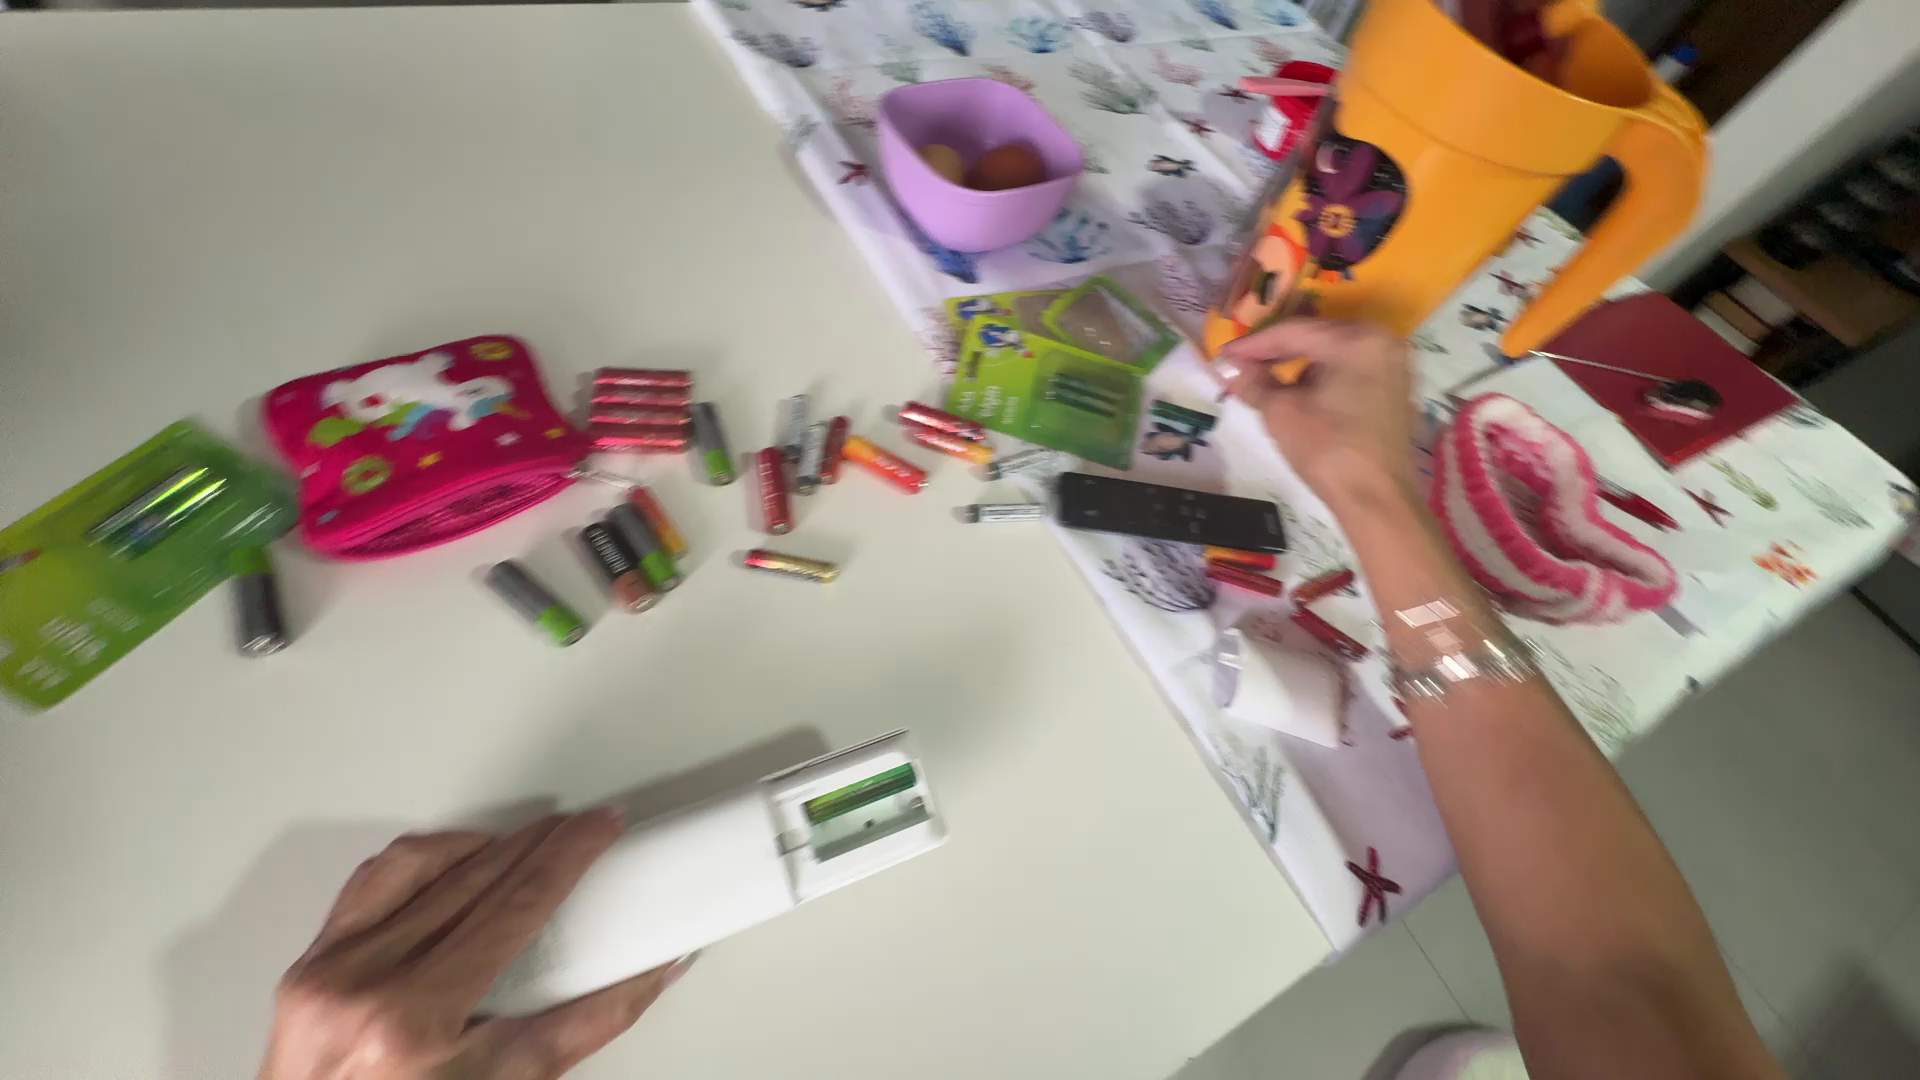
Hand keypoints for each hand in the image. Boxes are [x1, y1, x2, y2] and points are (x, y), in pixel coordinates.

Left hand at [259, 809, 691, 1079]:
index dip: (572, 853)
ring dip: (493, 843)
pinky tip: (466, 860)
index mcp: (416, 1019)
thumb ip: (593, 1022)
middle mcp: (365, 984)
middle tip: (590, 824)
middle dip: (547, 838)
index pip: (519, 903)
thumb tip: (663, 968)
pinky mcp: (308, 962)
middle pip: (483, 874)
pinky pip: (379, 875)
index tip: (607, 821)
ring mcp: (327, 970)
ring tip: (533, 844)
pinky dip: (432, 855)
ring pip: (430, 860)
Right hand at [1215, 318, 1416, 507]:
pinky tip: (1297, 394)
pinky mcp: (1394, 389)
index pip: (1293, 332)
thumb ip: (1252, 382)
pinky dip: (1320, 377)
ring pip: (1332, 354)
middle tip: (1240, 365)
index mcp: (1357, 340)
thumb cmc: (1326, 448)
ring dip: (1296, 365)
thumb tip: (1227, 367)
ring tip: (1264, 380)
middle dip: (1275, 352)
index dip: (1252, 344)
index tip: (1223, 355)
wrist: (1373, 496)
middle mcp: (1382, 341)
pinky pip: (1348, 370)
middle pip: (1316, 337)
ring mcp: (1393, 365)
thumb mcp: (1280, 412)